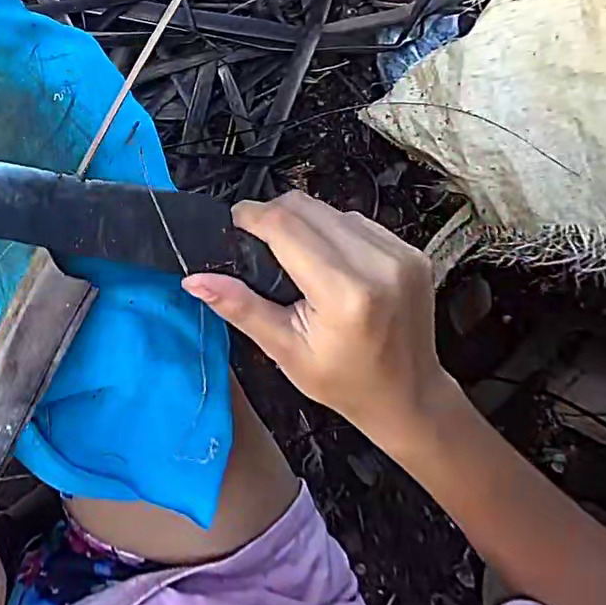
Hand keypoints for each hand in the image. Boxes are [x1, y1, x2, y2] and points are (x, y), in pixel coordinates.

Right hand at [183, 191, 455, 430]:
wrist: (411, 397)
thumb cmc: (343, 382)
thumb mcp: (284, 350)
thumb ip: (240, 307)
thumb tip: (194, 279)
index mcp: (346, 293)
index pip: (284, 226)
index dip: (250, 216)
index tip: (232, 225)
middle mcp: (378, 264)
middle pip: (304, 207)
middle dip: (271, 215)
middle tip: (257, 243)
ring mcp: (399, 253)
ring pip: (327, 208)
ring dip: (301, 221)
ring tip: (292, 255)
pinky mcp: (410, 249)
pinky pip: (353, 219)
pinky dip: (330, 229)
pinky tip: (326, 258)